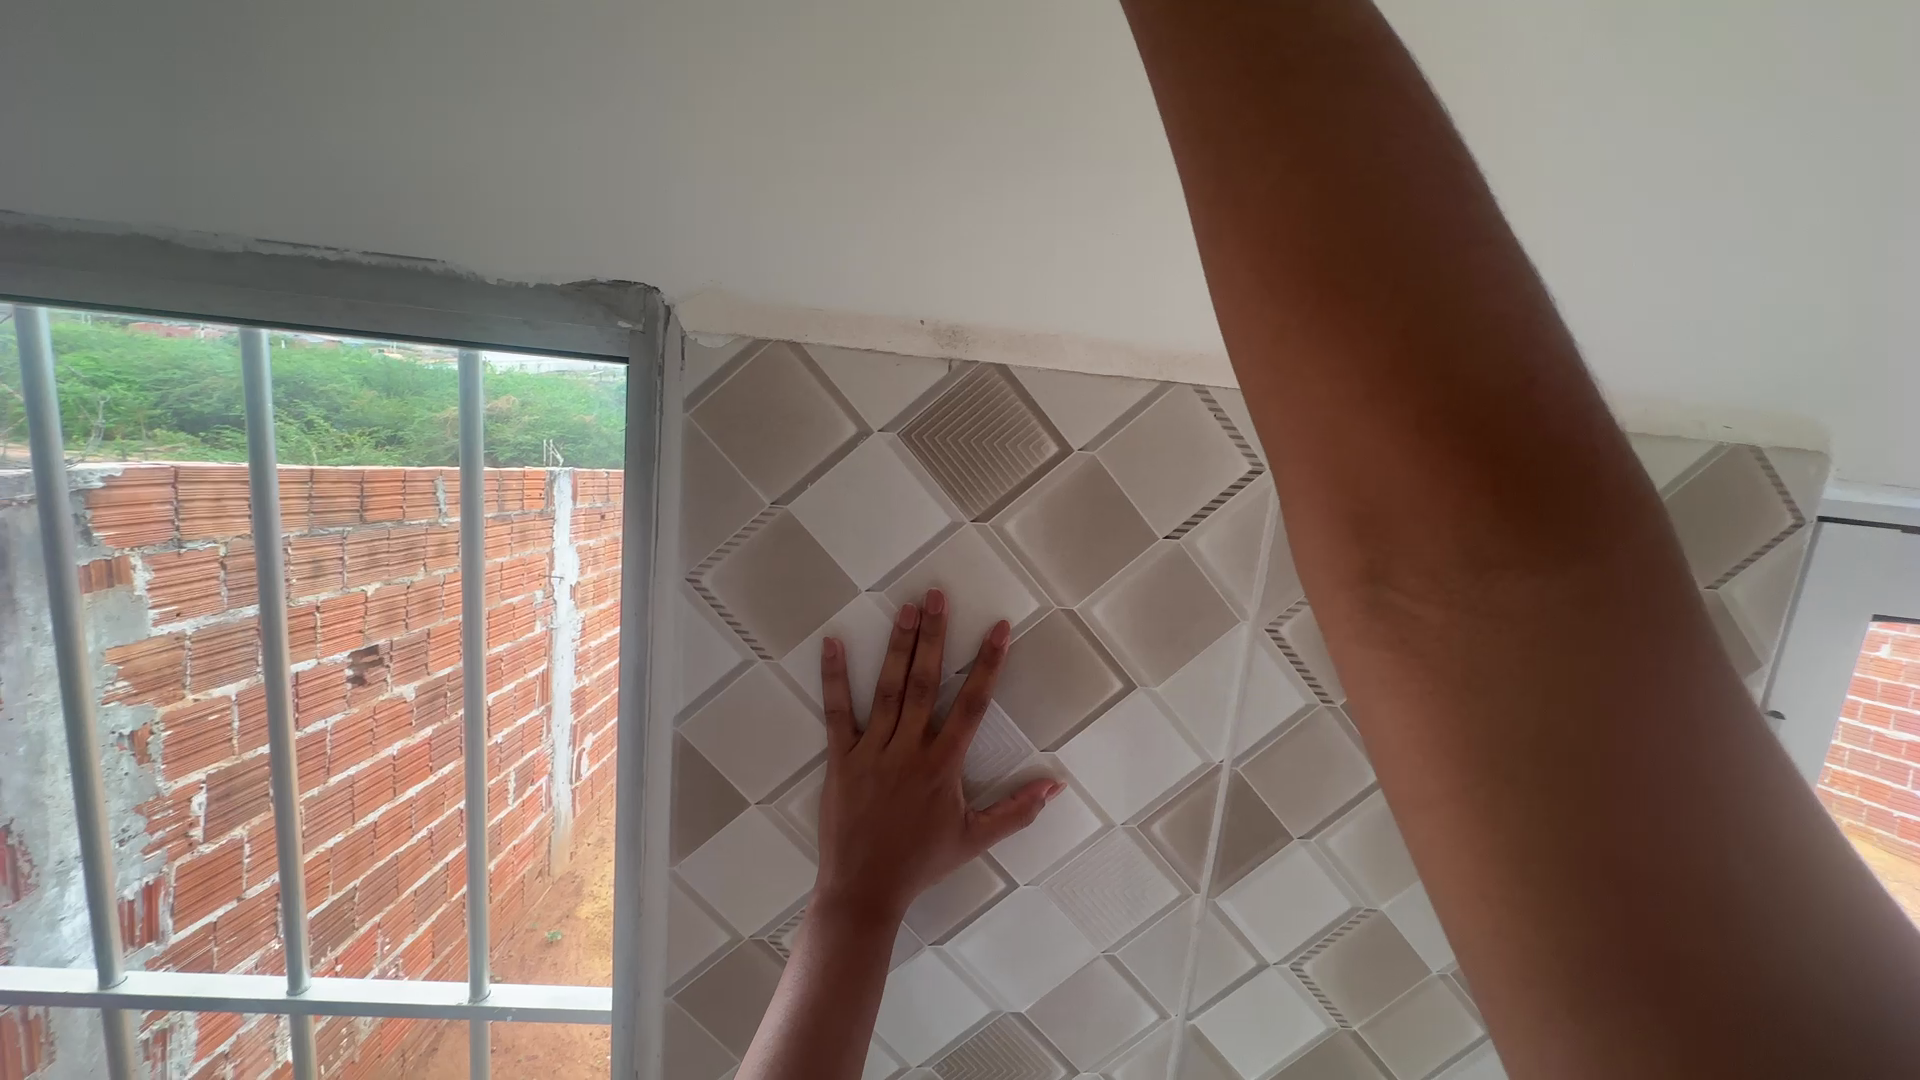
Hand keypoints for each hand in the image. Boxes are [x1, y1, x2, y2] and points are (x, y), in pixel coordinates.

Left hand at [811, 588, 1063, 924]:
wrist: (865, 891)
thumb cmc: (922, 862)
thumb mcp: (975, 838)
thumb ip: (1017, 810)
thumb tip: (1057, 786)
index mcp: (944, 765)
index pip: (973, 705)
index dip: (987, 664)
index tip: (997, 628)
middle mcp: (910, 750)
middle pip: (926, 684)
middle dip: (935, 637)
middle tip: (938, 595)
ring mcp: (873, 752)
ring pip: (888, 691)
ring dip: (898, 647)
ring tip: (906, 608)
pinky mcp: (841, 759)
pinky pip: (837, 713)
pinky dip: (834, 678)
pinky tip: (833, 643)